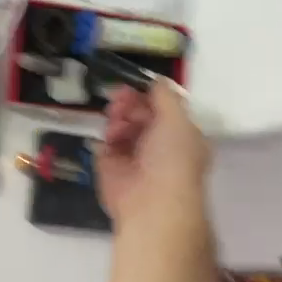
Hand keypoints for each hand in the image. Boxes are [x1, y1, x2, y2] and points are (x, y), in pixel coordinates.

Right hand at [94, 81, 210, 226]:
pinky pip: (103, 147)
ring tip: (116, 124)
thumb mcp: (177, 119)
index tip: (133, 87)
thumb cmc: (172, 157)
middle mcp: (155, 144)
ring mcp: (131, 157)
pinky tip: (109, 139)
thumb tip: (155, 80)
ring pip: (119, 127)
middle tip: (119, 101)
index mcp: (178, 134)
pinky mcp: (109, 169)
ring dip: (116, 120)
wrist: (152, 201)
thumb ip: (164, 96)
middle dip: (128, 104)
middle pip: (137, 115)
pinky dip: (104, 139)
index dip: (146, 96)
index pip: (160, 108)